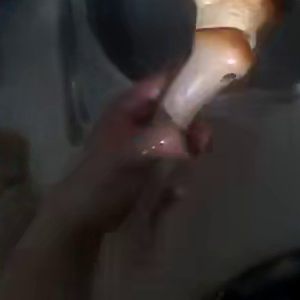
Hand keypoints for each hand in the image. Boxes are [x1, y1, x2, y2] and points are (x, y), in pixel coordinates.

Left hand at [27, 73, 212, 252]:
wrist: (81, 222)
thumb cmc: (100, 181)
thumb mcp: (127, 155)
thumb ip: (155, 140)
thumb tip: (185, 138)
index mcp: (129, 105)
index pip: (166, 78)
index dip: (191, 78)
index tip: (218, 89)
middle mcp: (140, 118)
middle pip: (179, 105)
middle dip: (195, 120)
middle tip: (204, 142)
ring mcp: (147, 142)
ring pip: (181, 131)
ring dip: (193, 144)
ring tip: (196, 160)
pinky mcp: (152, 165)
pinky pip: (177, 158)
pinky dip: (183, 169)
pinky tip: (179, 190)